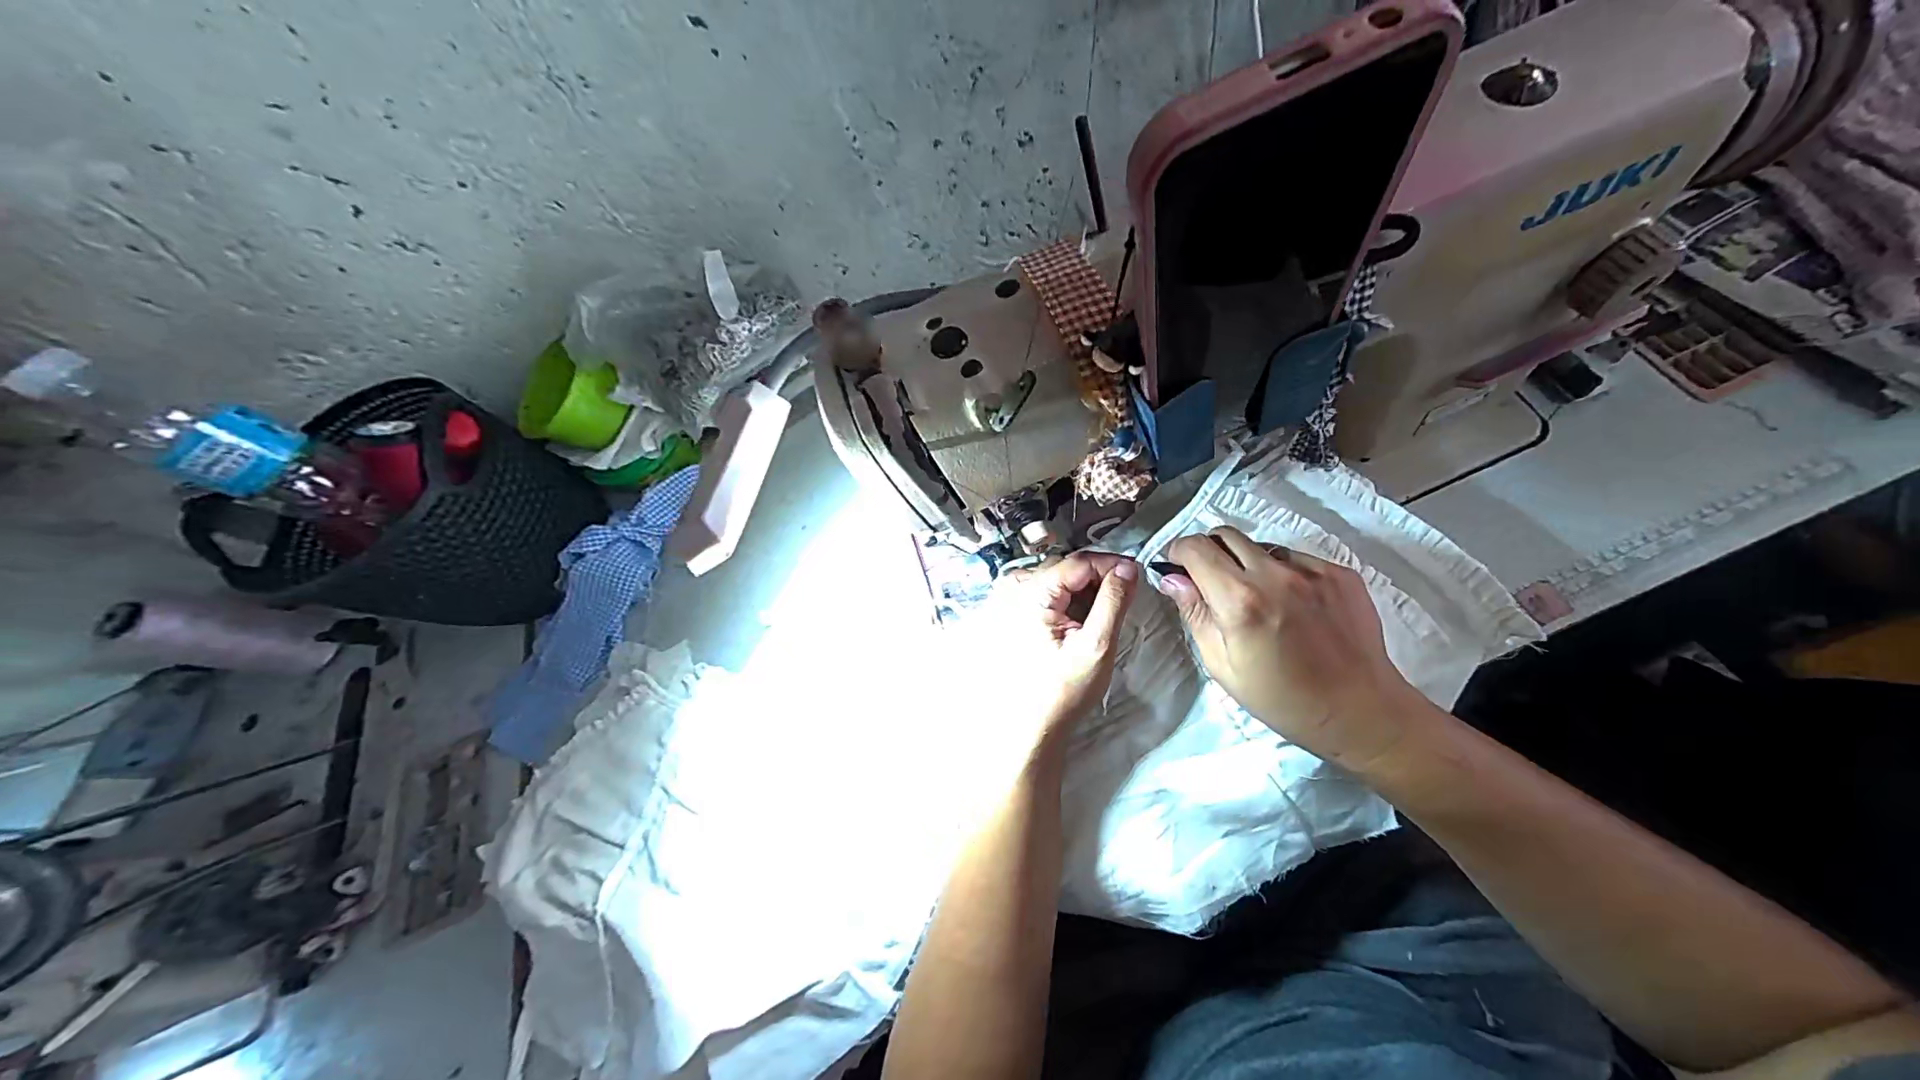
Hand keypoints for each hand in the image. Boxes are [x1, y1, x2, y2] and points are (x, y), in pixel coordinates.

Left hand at [971, 552, 1140, 758]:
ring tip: (1104, 613)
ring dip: (1087, 589)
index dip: (1112, 564)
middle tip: (1126, 598)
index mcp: (1031, 593)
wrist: (1032, 725)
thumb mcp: (1096, 645)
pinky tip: (1083, 621)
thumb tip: (1129, 568)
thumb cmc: (1063, 691)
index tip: (1138, 575)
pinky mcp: (1016, 612)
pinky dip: (1072, 600)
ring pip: (1061, 578)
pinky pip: (1050, 593)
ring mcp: (1013, 600)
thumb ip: (1113, 602)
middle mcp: (1015, 589)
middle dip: (1100, 577)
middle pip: (1068, 566)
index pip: (1079, 561)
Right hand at [1156, 527, 1425, 771]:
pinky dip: (1283, 572)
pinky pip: (1296, 558)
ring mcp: (1312, 571)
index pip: (1196, 548)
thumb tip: (1173, 578)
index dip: (1179, 551)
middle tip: (1211, 579)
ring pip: (1262, 546)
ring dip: (1248, 561)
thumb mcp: (1222, 665)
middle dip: (1210, 550)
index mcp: (1240, 601)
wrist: (1360, 710)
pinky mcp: (1339, 573)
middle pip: (1226, 535)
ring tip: (1258, 597)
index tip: (1177, 564)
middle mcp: (1275, 575)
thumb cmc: (1282, 699)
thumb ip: (1195, 614)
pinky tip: (1292, 604)